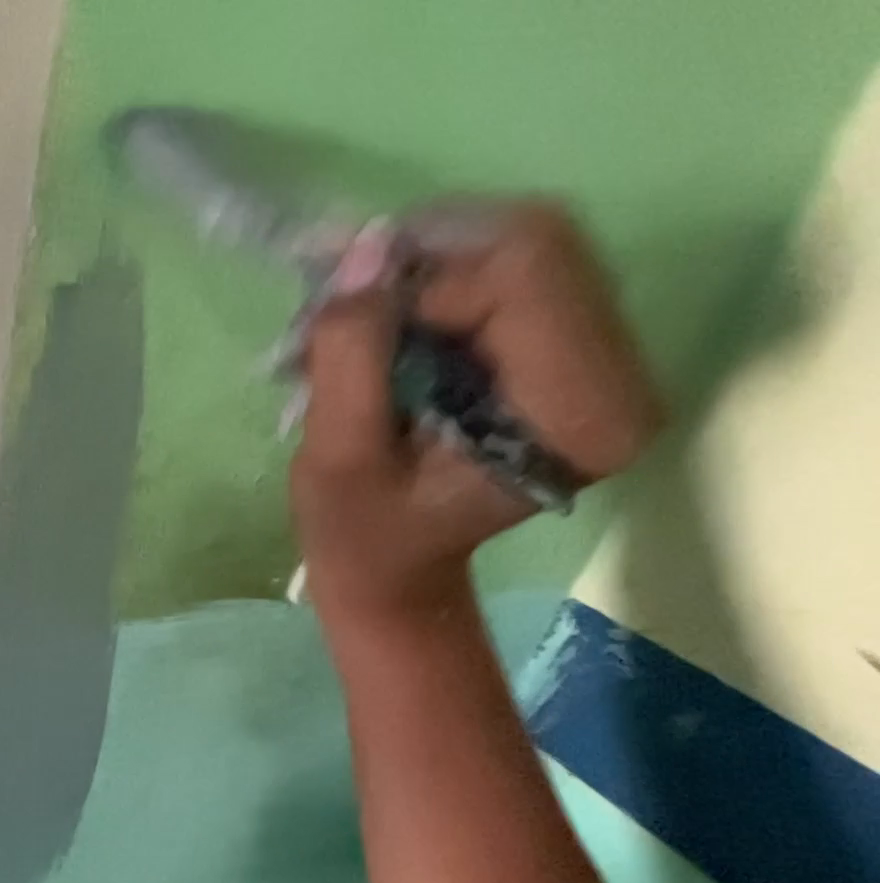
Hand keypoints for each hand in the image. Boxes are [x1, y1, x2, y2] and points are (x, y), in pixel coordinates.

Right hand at [290, 200, 664, 621]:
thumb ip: (350, 353)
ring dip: (429, 263)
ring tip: (362, 310)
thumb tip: (362, 250)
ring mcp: (605, 356)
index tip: (344, 319)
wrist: (393, 567)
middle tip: (347, 296)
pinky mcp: (575, 346)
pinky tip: (392, 315)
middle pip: (537, 242)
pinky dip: (441, 276)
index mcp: (578, 416)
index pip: (523, 273)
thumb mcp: (335, 453)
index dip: (420, 278)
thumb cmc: (360, 532)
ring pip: (526, 244)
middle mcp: (621, 376)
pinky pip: (516, 267)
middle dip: (426, 255)